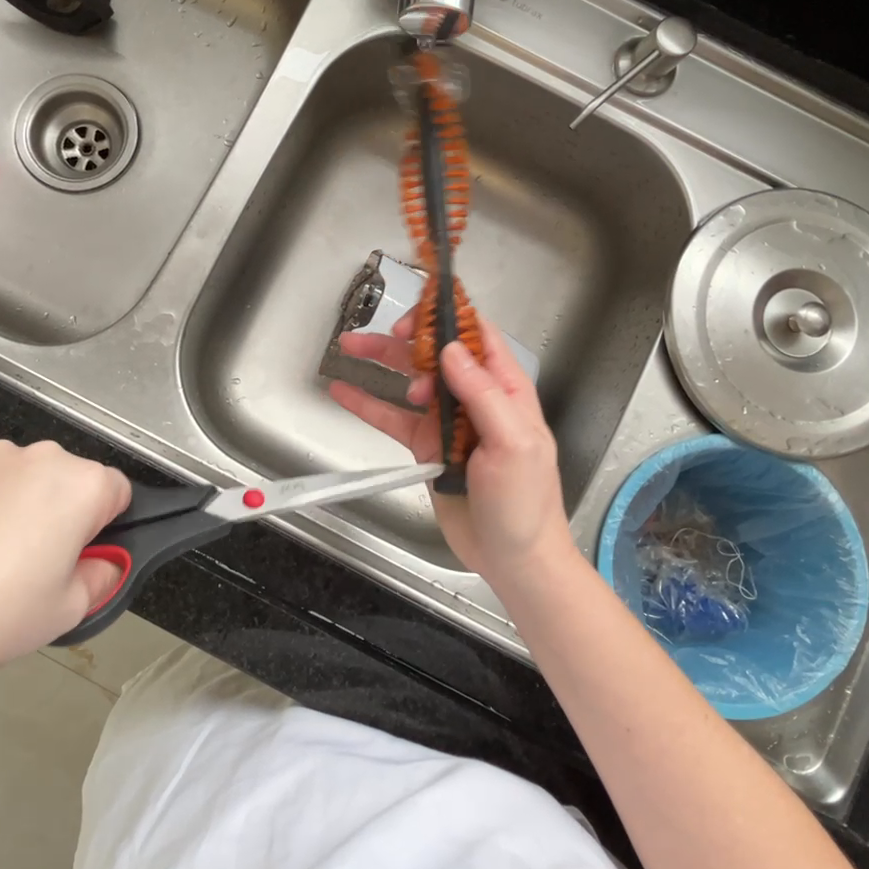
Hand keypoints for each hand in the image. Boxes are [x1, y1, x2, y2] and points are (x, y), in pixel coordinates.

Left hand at [0, 441, 130, 697]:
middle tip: (50, 574)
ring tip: (8, 571)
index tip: (89, 563)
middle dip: (74, 521)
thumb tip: (105, 564)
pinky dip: (2, 512)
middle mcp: (45, 458)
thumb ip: (105, 577)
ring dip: (37, 516)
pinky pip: (4, 487)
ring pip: (41, 485)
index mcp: (83, 484)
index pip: (122, 494)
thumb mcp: (70, 609)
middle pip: (80, 484)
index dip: (110, 532)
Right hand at [328, 311, 573, 586]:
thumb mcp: (513, 443)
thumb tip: (450, 350)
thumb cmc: (525, 502)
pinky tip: (343, 391)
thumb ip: (482, 394)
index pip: (477, 339)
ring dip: (381, 364)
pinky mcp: (426, 448)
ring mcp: (447, 424)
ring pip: (409, 382)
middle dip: (409, 339)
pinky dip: (368, 404)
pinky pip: (392, 419)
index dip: (449, 318)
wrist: (513, 557)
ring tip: (348, 347)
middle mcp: (475, 400)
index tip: (419, 311)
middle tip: (385, 335)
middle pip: (436, 355)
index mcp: (506, 391)